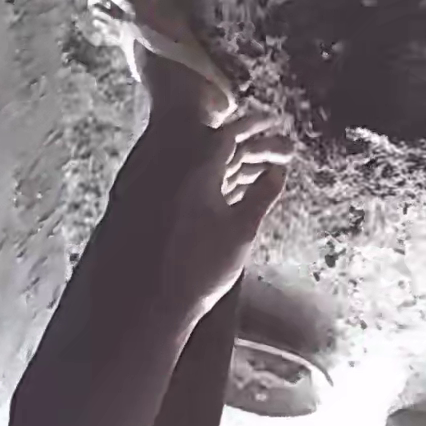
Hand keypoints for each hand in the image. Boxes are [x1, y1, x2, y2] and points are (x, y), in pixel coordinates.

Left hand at [161, 111, 293, 322]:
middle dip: (251, 146)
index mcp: (196, 166)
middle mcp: (174, 168)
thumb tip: (279, 172)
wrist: (147, 304)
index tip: (275, 121)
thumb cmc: (198, 267)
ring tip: (264, 170)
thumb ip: (262, 195)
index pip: (230, 134)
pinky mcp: (154, 206)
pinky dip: (215, 181)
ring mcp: (161, 186)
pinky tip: (234, 191)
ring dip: (234, 165)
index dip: (255, 126)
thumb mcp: (241, 230)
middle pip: (219, 147)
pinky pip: (190, 181)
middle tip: (279, 147)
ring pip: (205, 166)